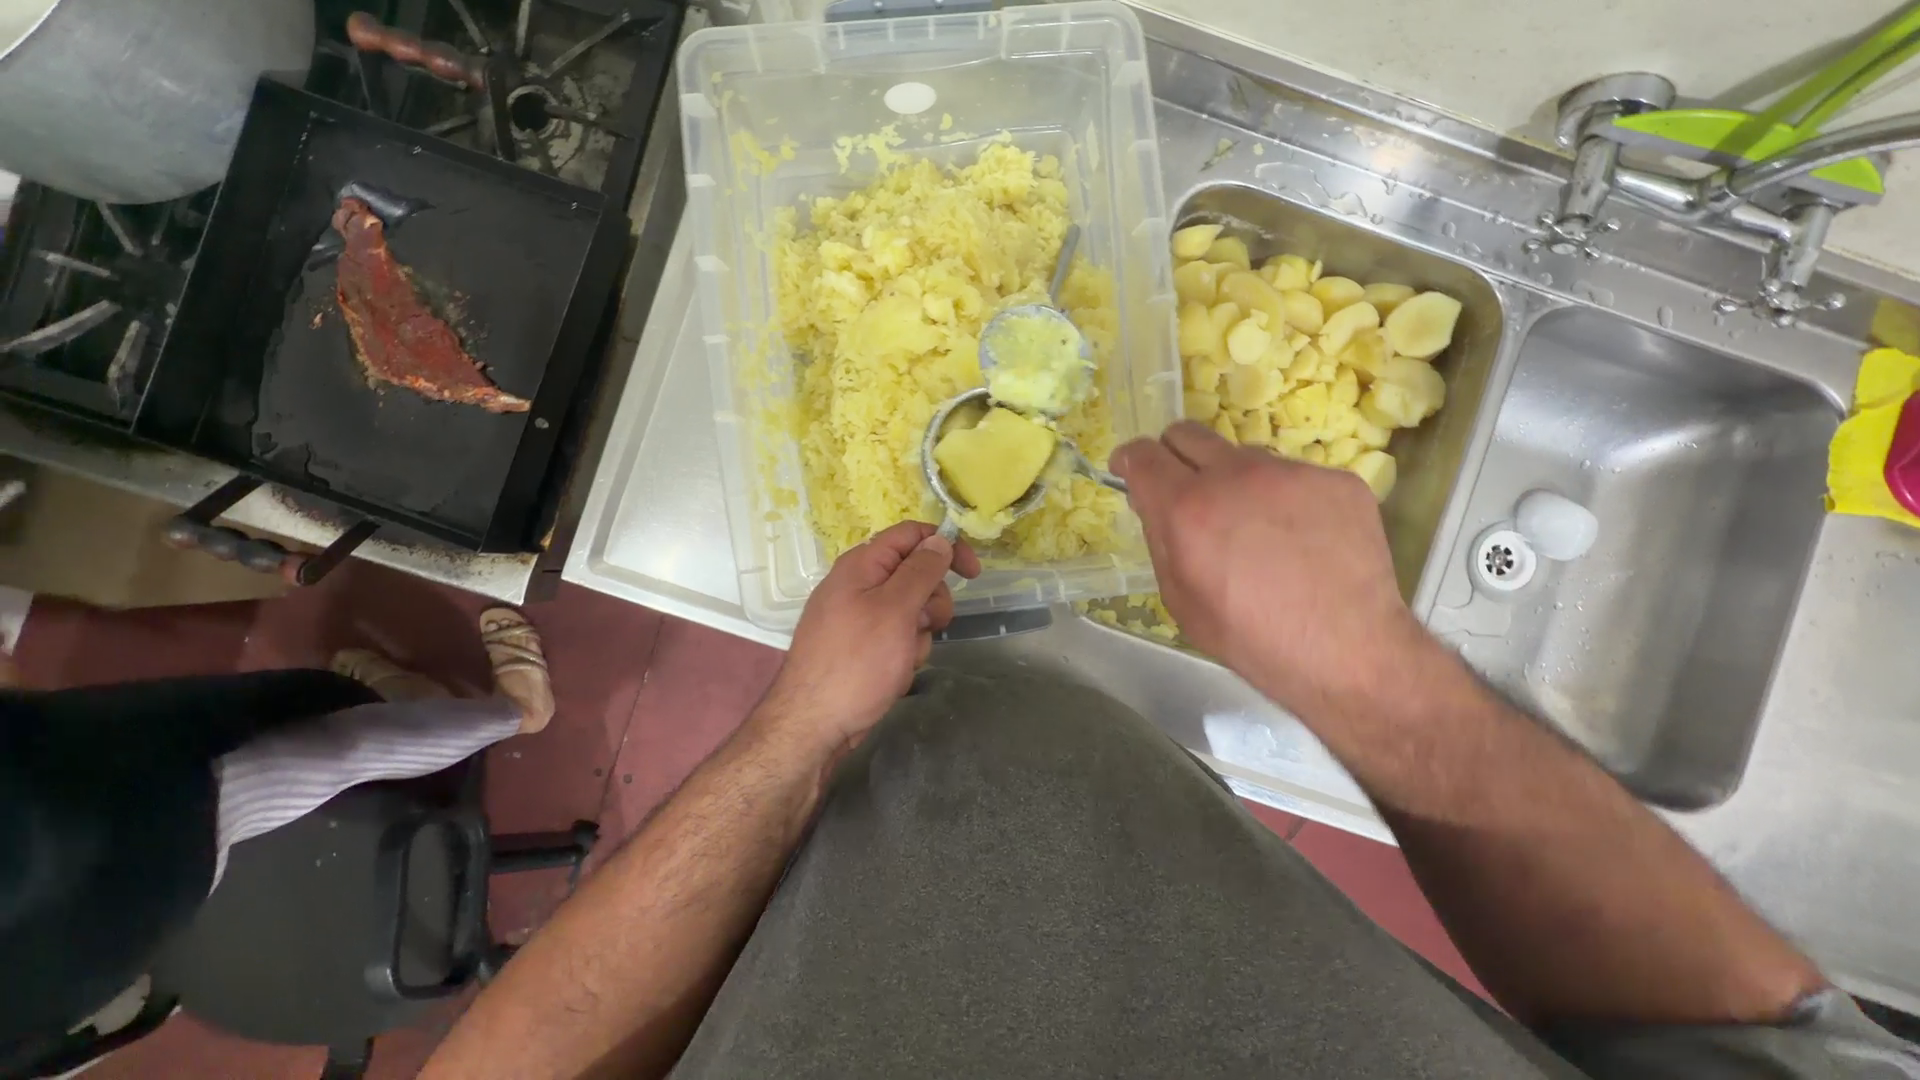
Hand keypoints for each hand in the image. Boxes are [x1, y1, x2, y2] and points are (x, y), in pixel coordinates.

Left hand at [754, 521, 981, 757]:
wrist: (814, 724)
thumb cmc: (856, 663)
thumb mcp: (895, 610)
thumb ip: (920, 571)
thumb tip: (939, 540)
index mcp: (862, 565)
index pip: (911, 535)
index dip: (944, 546)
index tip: (972, 573)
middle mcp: (859, 584)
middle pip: (916, 574)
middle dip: (932, 602)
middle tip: (925, 624)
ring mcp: (860, 617)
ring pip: (913, 611)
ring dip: (920, 634)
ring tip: (903, 658)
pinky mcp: (863, 646)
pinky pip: (898, 637)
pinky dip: (905, 653)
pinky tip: (894, 674)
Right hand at [1112, 422, 1427, 716]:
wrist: (1346, 650)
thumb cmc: (1250, 637)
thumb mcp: (1179, 599)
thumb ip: (1160, 541)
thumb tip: (1156, 505)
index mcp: (1187, 507)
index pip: (1143, 454)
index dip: (1128, 460)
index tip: (1128, 470)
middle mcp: (1236, 474)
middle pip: (1187, 434)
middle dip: (1174, 456)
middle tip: (1184, 491)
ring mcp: (1291, 471)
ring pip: (1244, 456)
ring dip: (1234, 481)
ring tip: (1255, 528)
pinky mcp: (1336, 479)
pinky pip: (1293, 476)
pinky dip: (1284, 499)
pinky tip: (1299, 540)